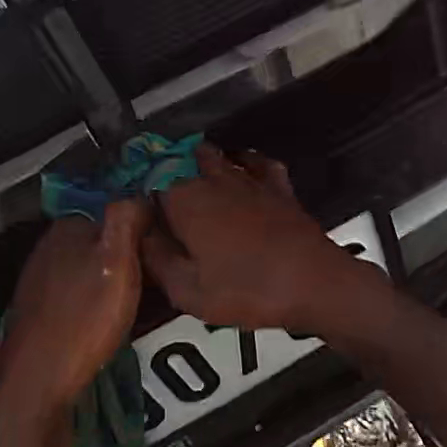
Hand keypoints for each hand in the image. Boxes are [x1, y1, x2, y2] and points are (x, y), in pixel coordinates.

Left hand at [0, 200, 148, 430]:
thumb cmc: (85, 319)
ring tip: (143, 293)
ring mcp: (40, 280)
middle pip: (100, 238)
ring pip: (89, 264)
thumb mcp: (118, 263)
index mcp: (68, 228)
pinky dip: (97, 295)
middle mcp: (48, 248)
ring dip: (114, 274)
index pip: (113, 207)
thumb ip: (127, 219)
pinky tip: (112, 314)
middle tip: (159, 270)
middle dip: (128, 249)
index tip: (164, 240)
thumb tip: (139, 191)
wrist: (39, 383)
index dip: (142, 220)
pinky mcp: (39, 310)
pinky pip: (78, 289)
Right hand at [143, 145, 382, 334]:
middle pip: (183, 158)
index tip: (132, 201)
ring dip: (200, 162)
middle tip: (159, 196)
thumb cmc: (249, 290)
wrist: (314, 282)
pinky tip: (241, 167)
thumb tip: (139, 238)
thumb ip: (158, 260)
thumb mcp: (190, 291)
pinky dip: (245, 160)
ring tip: (190, 179)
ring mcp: (251, 180)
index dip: (138, 186)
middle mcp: (217, 181)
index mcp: (188, 201)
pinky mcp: (279, 188)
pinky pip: (258, 162)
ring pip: (218, 155)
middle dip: (167, 169)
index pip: (151, 177)